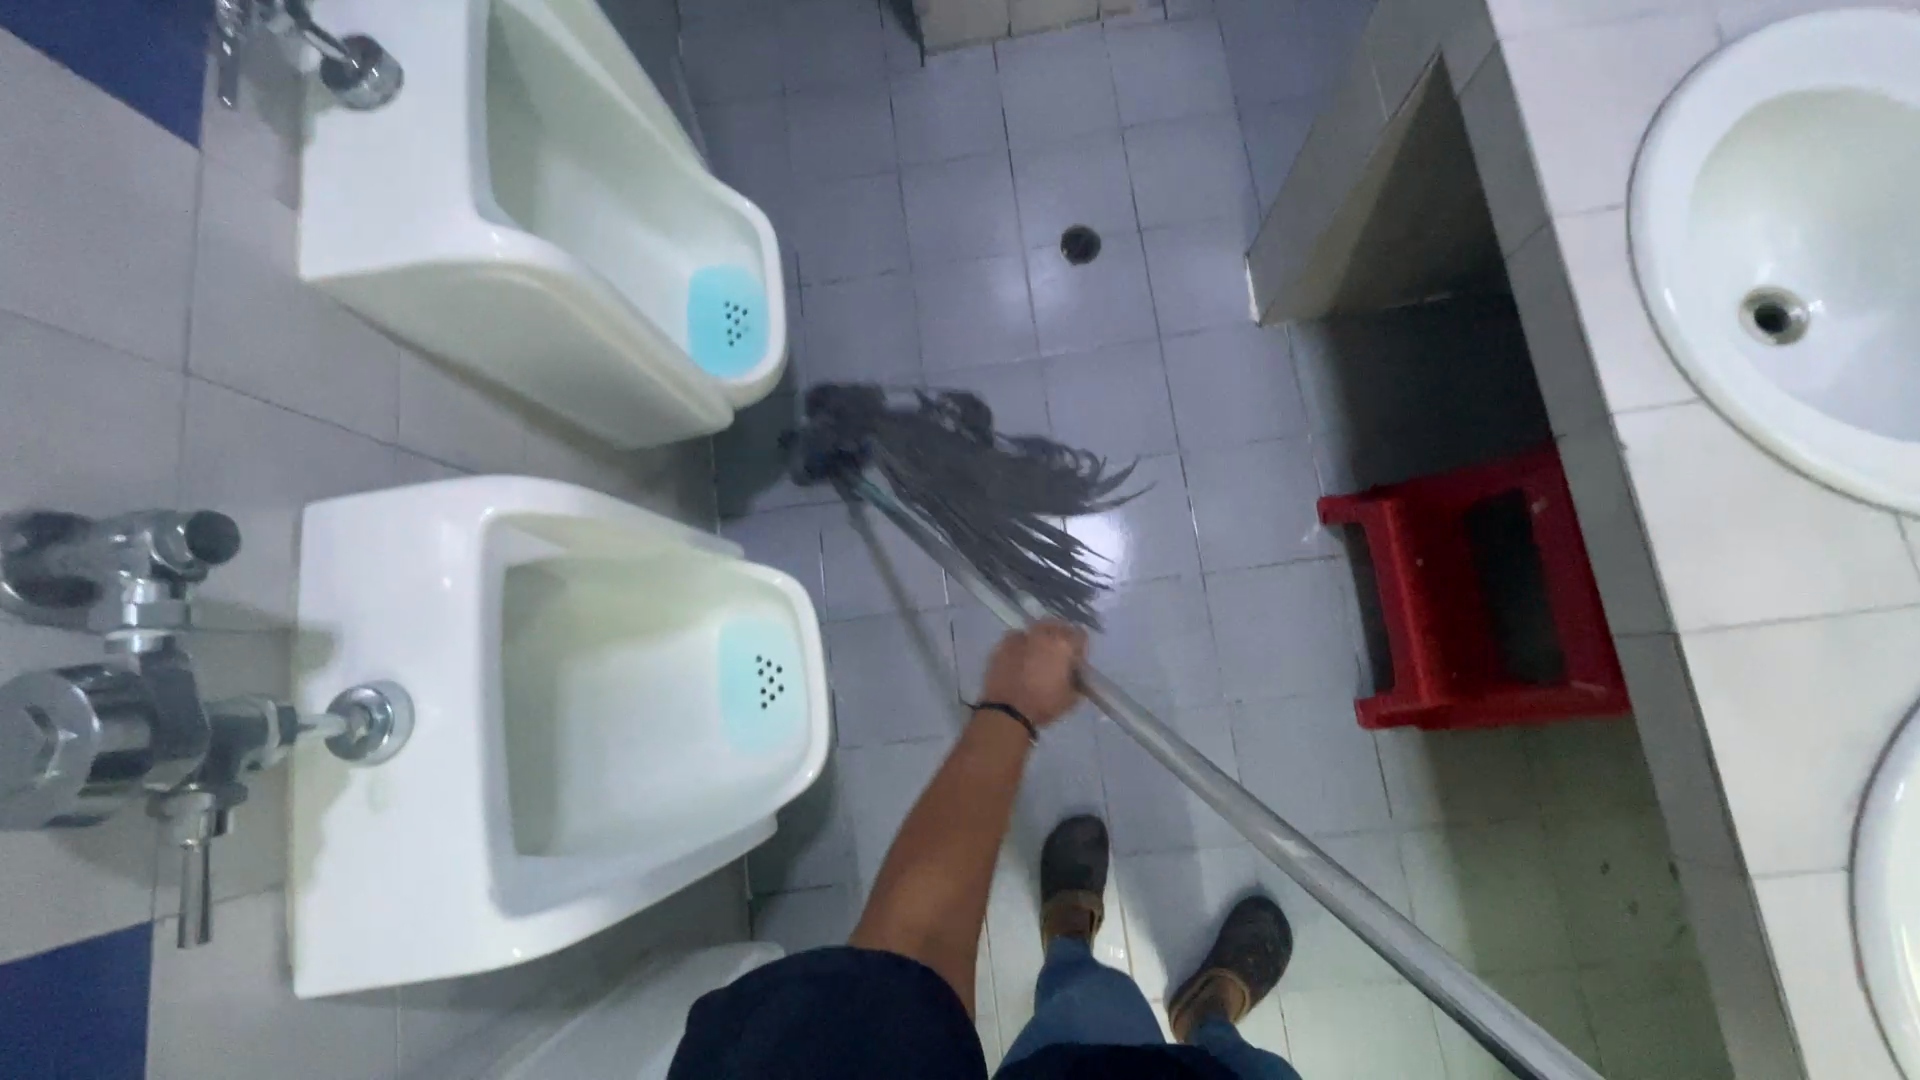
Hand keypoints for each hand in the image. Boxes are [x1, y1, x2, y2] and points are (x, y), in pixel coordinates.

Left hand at [978, 620, 1088, 728]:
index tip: (1076, 660)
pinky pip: (1017, 638)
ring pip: (1036, 629)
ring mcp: (1021, 637)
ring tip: (1037, 655)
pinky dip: (1021, 645)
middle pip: (1057, 625)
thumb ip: (1076, 679)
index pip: (1080, 635)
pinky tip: (1020, 658)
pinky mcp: (1003, 644)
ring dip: (1040, 638)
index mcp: (1063, 644)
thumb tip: (1073, 673)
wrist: (1007, 711)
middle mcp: (1043, 634)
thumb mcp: (1071, 697)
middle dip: (1060, 636)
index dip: (1080, 648)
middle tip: (1058, 654)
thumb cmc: (1043, 704)